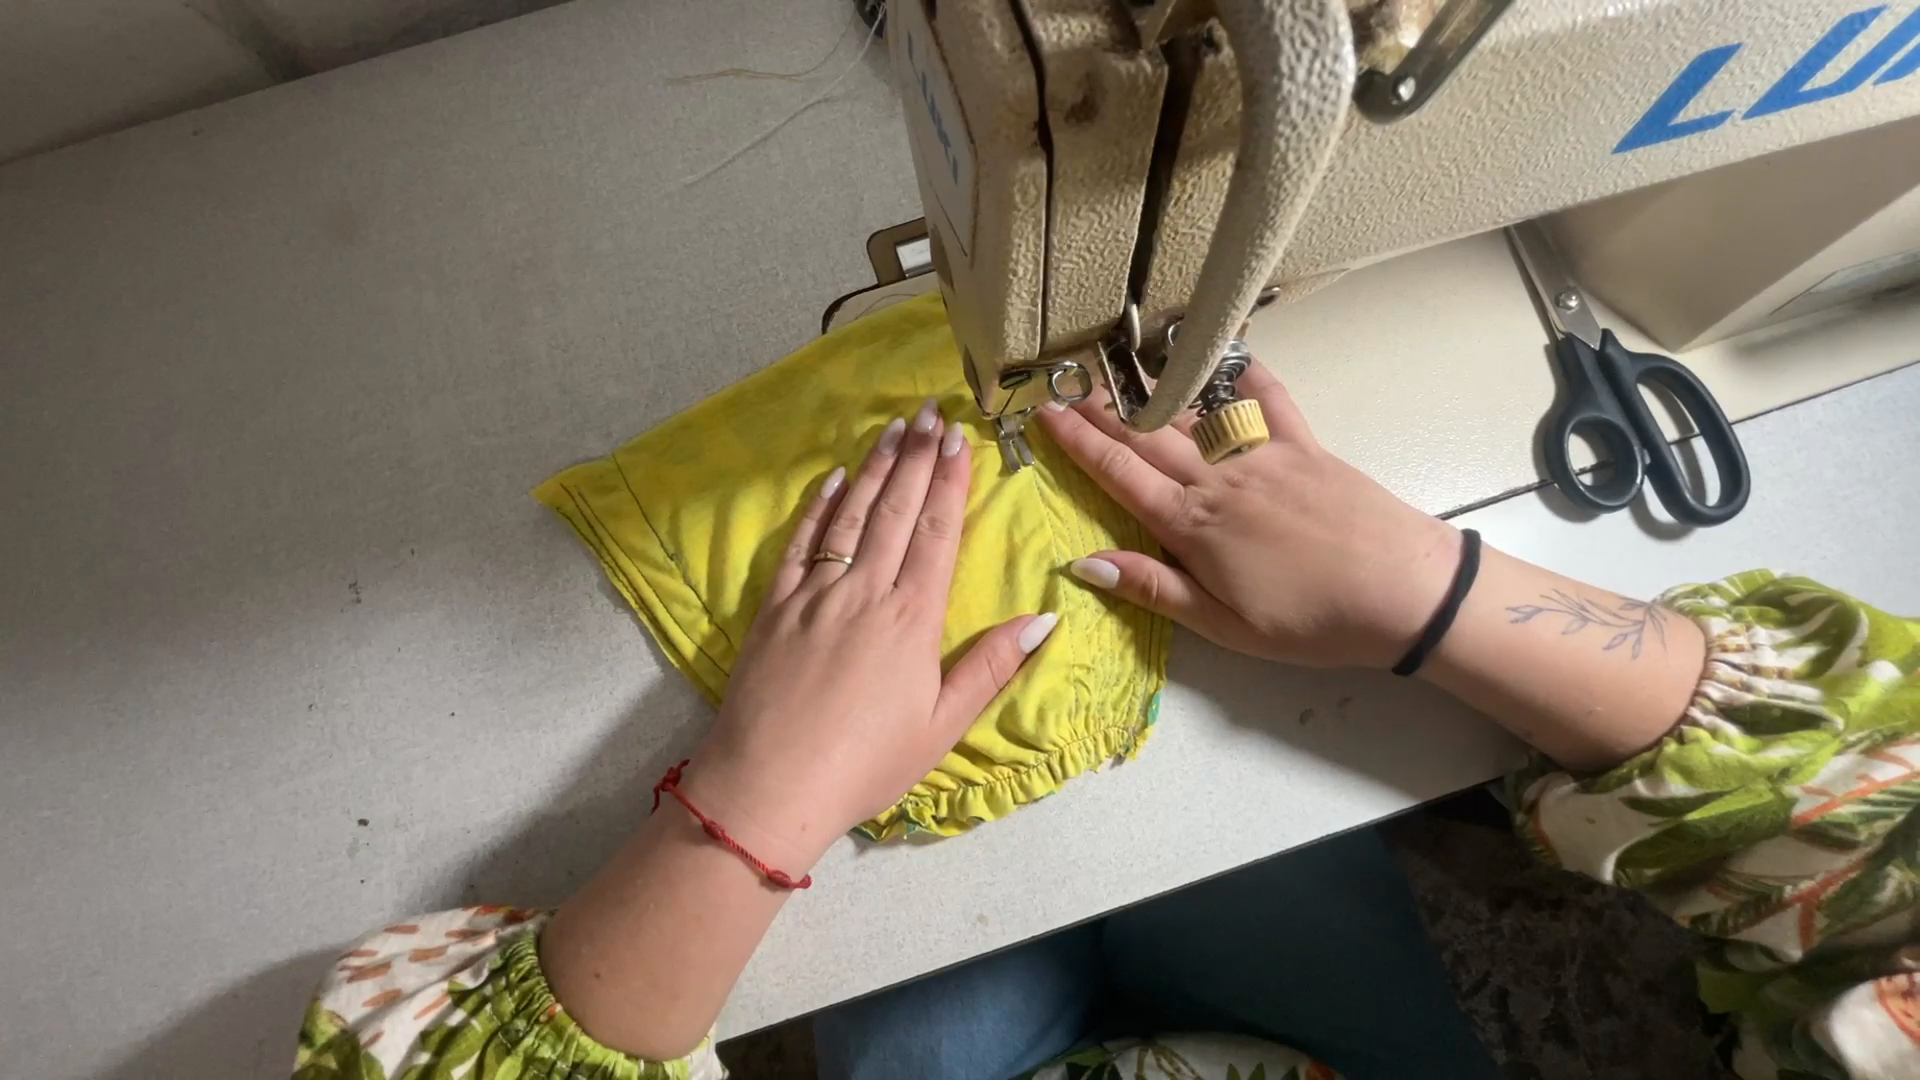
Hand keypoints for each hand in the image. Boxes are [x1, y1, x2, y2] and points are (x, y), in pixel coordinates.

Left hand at [680, 398, 1055, 869]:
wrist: (769, 786)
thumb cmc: (865, 763)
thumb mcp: (942, 725)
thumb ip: (991, 666)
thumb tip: (1045, 618)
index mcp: (912, 617)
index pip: (937, 532)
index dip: (950, 483)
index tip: (959, 439)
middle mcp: (865, 590)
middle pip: (897, 511)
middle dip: (918, 458)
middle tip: (930, 412)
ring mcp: (815, 592)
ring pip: (852, 515)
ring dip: (876, 468)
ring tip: (893, 428)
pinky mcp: (775, 604)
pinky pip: (801, 542)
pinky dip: (819, 505)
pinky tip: (835, 477)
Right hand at [1034, 363, 1458, 668]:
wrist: (1406, 594)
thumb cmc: (1309, 621)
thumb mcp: (1223, 625)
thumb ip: (1154, 589)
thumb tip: (1084, 564)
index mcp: (1192, 526)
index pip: (1119, 475)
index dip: (1077, 444)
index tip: (1045, 415)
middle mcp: (1218, 480)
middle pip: (1147, 438)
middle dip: (1101, 414)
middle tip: (1067, 389)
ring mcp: (1262, 457)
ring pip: (1194, 417)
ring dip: (1152, 396)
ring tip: (1121, 381)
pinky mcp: (1305, 447)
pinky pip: (1269, 401)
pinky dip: (1247, 375)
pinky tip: (1230, 356)